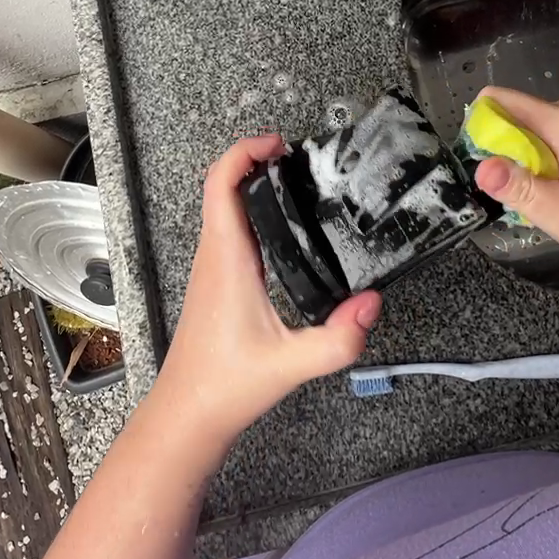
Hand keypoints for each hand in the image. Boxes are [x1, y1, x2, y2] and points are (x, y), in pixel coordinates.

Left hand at [153, 135, 381, 440]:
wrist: (187, 414)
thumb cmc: (223, 386)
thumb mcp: (291, 363)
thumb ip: (338, 339)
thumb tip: (370, 305)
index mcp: (226, 257)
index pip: (221, 183)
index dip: (244, 150)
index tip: (277, 144)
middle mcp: (214, 254)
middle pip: (221, 185)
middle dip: (254, 158)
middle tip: (294, 155)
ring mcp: (211, 266)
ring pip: (222, 205)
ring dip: (250, 182)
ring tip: (292, 179)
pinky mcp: (216, 279)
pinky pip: (227, 227)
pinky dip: (249, 208)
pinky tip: (282, 226)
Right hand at [470, 86, 558, 274]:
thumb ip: (519, 188)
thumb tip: (481, 168)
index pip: (499, 99)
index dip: (481, 127)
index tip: (481, 163)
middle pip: (510, 114)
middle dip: (498, 148)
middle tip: (508, 191)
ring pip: (525, 129)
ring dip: (517, 159)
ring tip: (530, 194)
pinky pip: (543, 138)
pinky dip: (536, 162)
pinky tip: (550, 191)